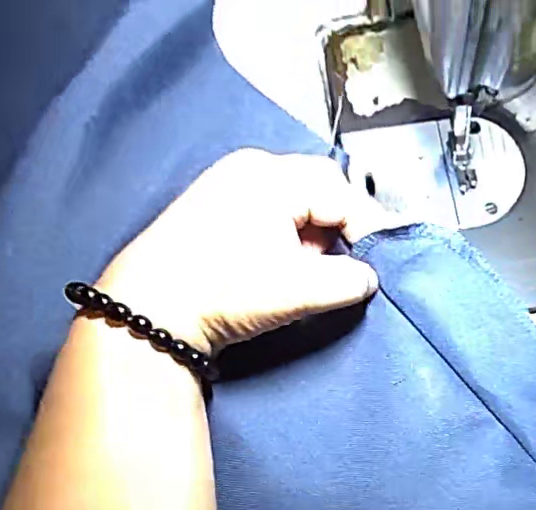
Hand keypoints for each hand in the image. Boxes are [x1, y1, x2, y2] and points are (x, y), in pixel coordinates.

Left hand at [96, 149, 391, 354]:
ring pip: (300, 206)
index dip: (368, 230)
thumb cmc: (221, 291)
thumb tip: (367, 278)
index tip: (380, 263)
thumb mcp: (301, 289)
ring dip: (318, 240)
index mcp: (271, 176)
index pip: (343, 192)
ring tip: (316, 275)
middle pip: (322, 191)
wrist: (155, 310)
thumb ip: (349, 281)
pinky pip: (276, 218)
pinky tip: (289, 271)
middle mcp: (251, 171)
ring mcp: (232, 189)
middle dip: (344, 230)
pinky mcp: (222, 215)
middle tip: (351, 267)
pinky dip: (294, 243)